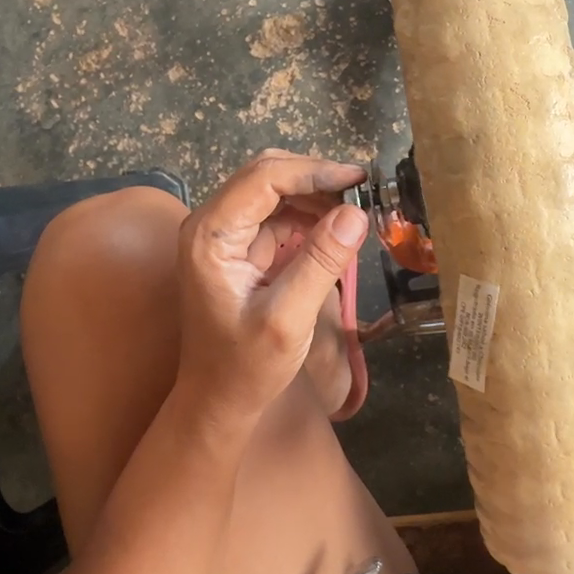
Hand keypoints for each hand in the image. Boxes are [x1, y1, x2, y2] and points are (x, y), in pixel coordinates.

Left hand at [173, 150, 370, 420]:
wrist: (218, 401)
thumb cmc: (245, 366)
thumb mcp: (288, 319)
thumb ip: (320, 263)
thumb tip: (356, 213)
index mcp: (211, 234)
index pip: (264, 178)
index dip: (314, 172)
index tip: (359, 179)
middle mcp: (211, 223)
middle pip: (267, 174)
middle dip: (316, 177)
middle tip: (362, 191)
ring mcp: (225, 234)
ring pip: (274, 189)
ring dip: (315, 193)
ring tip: (357, 208)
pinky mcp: (241, 247)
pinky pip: (277, 213)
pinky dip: (309, 213)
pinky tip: (336, 227)